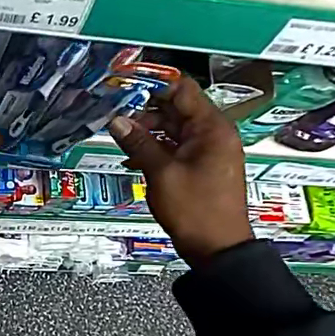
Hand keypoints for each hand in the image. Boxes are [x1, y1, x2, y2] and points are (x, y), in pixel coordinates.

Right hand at [107, 79, 253, 266]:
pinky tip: (135, 158)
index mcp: (212, 128)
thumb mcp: (162, 173)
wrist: (218, 250)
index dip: (154, 85)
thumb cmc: (196, 211)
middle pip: (177, 108)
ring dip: (148, 131)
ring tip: (122, 139)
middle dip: (146, 111)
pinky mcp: (202, 167)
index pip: (183, 89)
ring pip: (174, 128)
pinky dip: (157, 149)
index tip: (126, 87)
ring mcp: (209, 151)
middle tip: (117, 116)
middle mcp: (214, 134)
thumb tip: (117, 121)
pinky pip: (177, 147)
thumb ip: (138, 143)